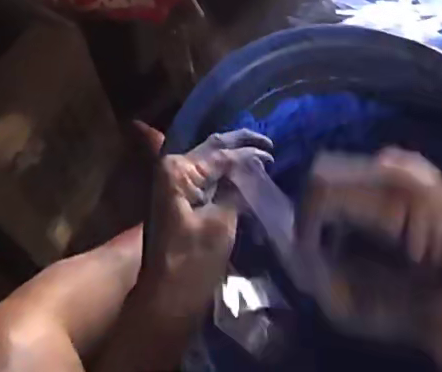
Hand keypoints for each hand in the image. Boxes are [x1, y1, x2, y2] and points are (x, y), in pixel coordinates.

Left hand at [99, 130, 271, 371]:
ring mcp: (173, 184)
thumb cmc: (192, 261)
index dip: (247, 151)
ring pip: (208, 163)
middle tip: (268, 142)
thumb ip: (235, 191)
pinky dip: (225, 177)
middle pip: (210, 150)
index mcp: (177, 169)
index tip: (273, 152)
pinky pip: (205, 179)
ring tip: (260, 155)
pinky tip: (243, 177)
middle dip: (238, 145)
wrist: (167, 297)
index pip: (219, 152)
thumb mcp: (220, 225)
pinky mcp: (179, 201)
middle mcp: (172, 168)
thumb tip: (252, 168)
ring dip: (232, 159)